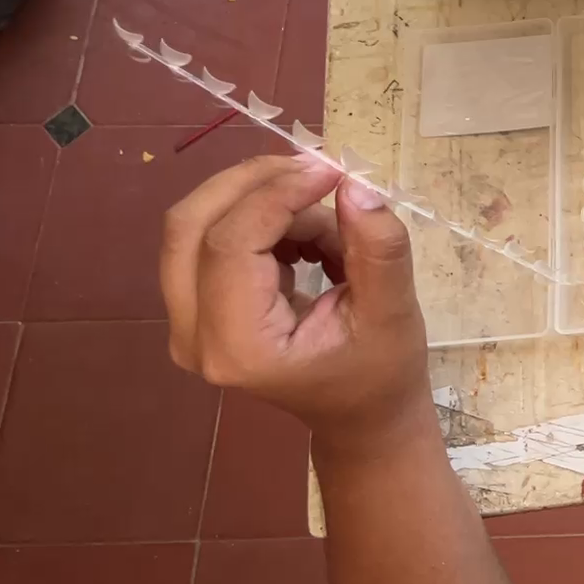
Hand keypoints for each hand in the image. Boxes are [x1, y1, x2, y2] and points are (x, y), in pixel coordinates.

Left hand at [160, 154, 431, 451]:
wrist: (364, 414)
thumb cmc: (384, 371)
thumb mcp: (396, 310)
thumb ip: (378, 248)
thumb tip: (357, 186)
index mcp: (238, 345)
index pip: (230, 245)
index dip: (279, 195)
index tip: (336, 170)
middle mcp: (192, 335)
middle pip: (190, 226)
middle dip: (254, 183)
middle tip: (319, 168)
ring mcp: (187, 322)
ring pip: (199, 226)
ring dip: (272, 207)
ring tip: (339, 234)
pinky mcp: (199, 308)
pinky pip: (217, 240)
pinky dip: (271, 224)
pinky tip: (318, 244)